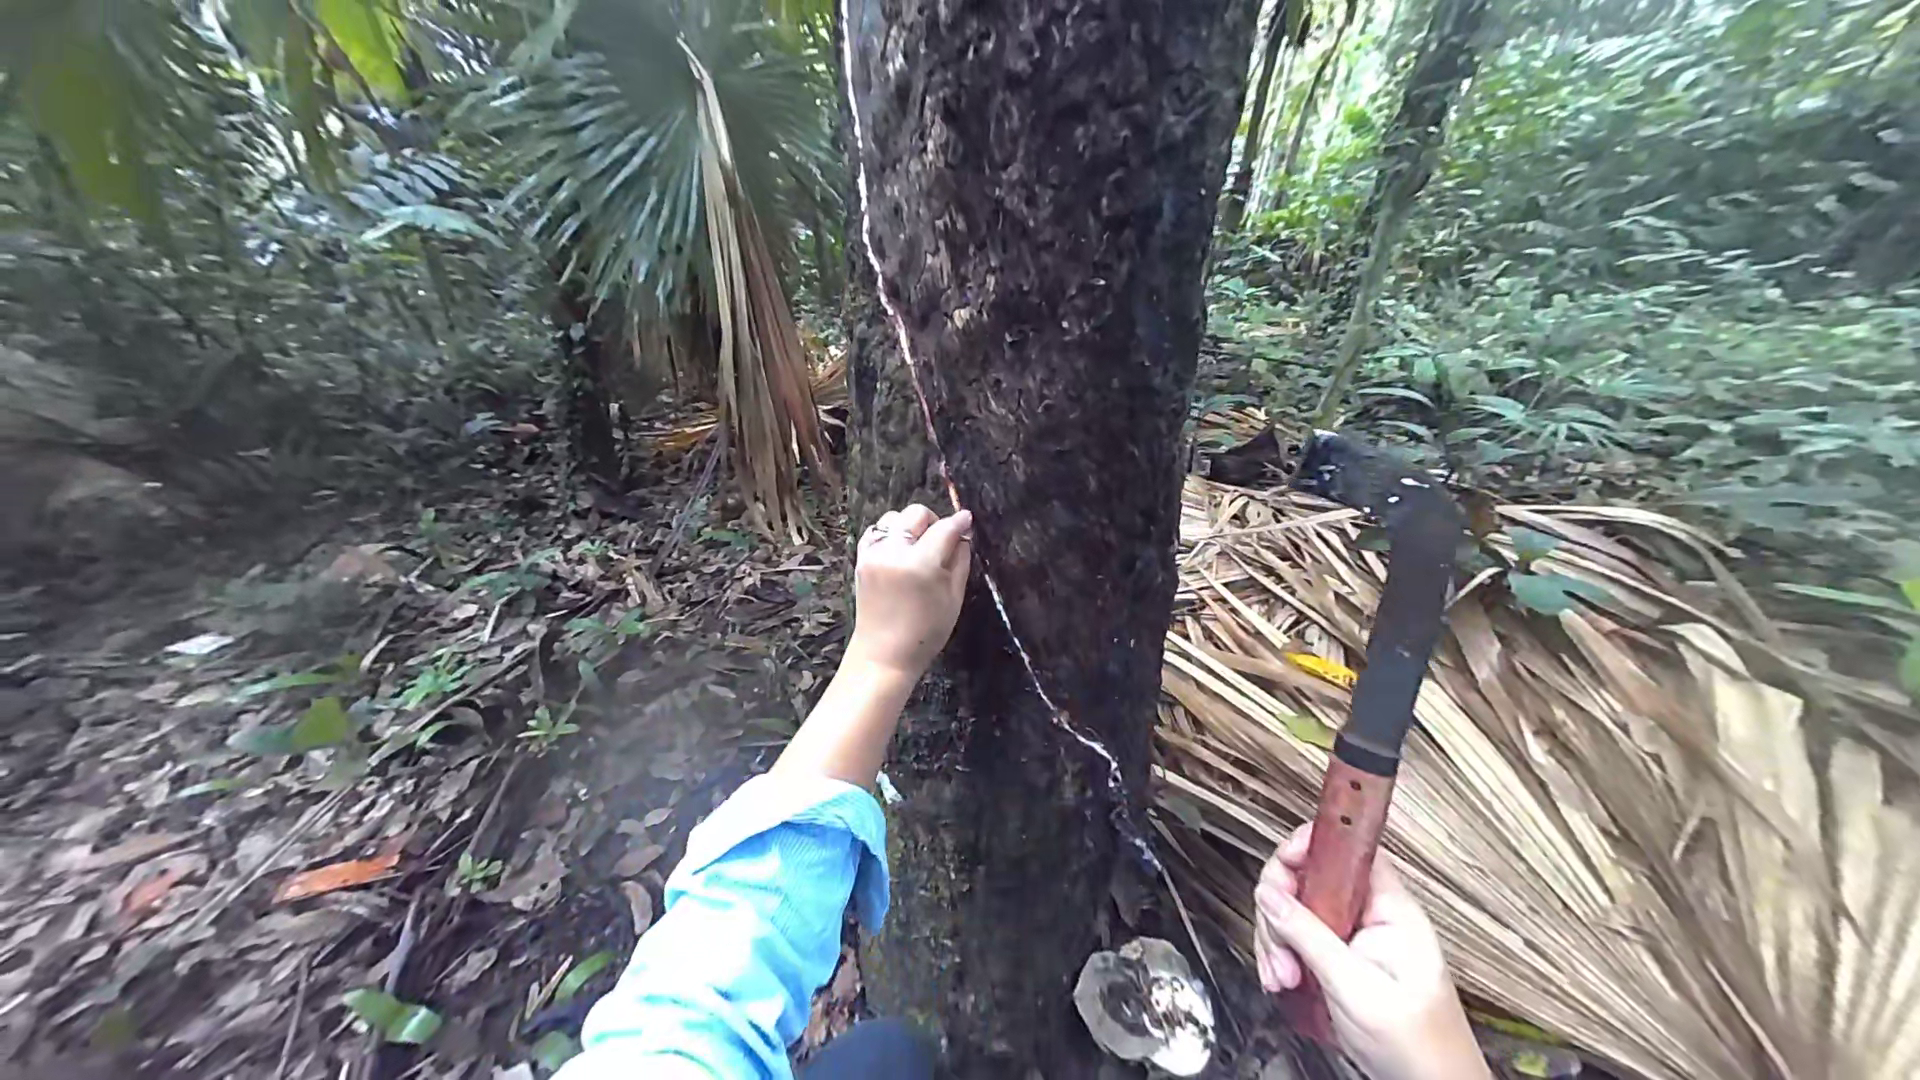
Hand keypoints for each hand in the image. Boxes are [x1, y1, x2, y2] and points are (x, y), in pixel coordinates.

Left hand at [848, 503, 972, 678]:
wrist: (884, 654)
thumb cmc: (926, 632)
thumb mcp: (954, 598)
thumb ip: (960, 561)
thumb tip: (962, 534)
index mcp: (921, 565)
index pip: (945, 528)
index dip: (960, 522)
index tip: (967, 519)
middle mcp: (894, 553)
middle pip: (916, 514)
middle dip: (934, 520)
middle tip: (942, 538)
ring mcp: (873, 554)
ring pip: (894, 518)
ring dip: (910, 525)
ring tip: (919, 546)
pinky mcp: (861, 560)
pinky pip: (876, 532)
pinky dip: (890, 534)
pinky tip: (900, 550)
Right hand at [1255, 825, 1489, 1079]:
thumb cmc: (1419, 1048)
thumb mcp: (1356, 987)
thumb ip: (1309, 935)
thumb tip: (1269, 892)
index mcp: (1388, 909)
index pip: (1345, 849)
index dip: (1309, 844)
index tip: (1283, 862)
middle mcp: (1367, 914)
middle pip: (1306, 877)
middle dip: (1280, 909)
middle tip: (1278, 943)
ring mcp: (1350, 933)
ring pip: (1292, 908)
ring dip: (1276, 939)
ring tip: (1283, 976)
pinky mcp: (1336, 954)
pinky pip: (1293, 935)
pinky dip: (1280, 954)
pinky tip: (1282, 979)